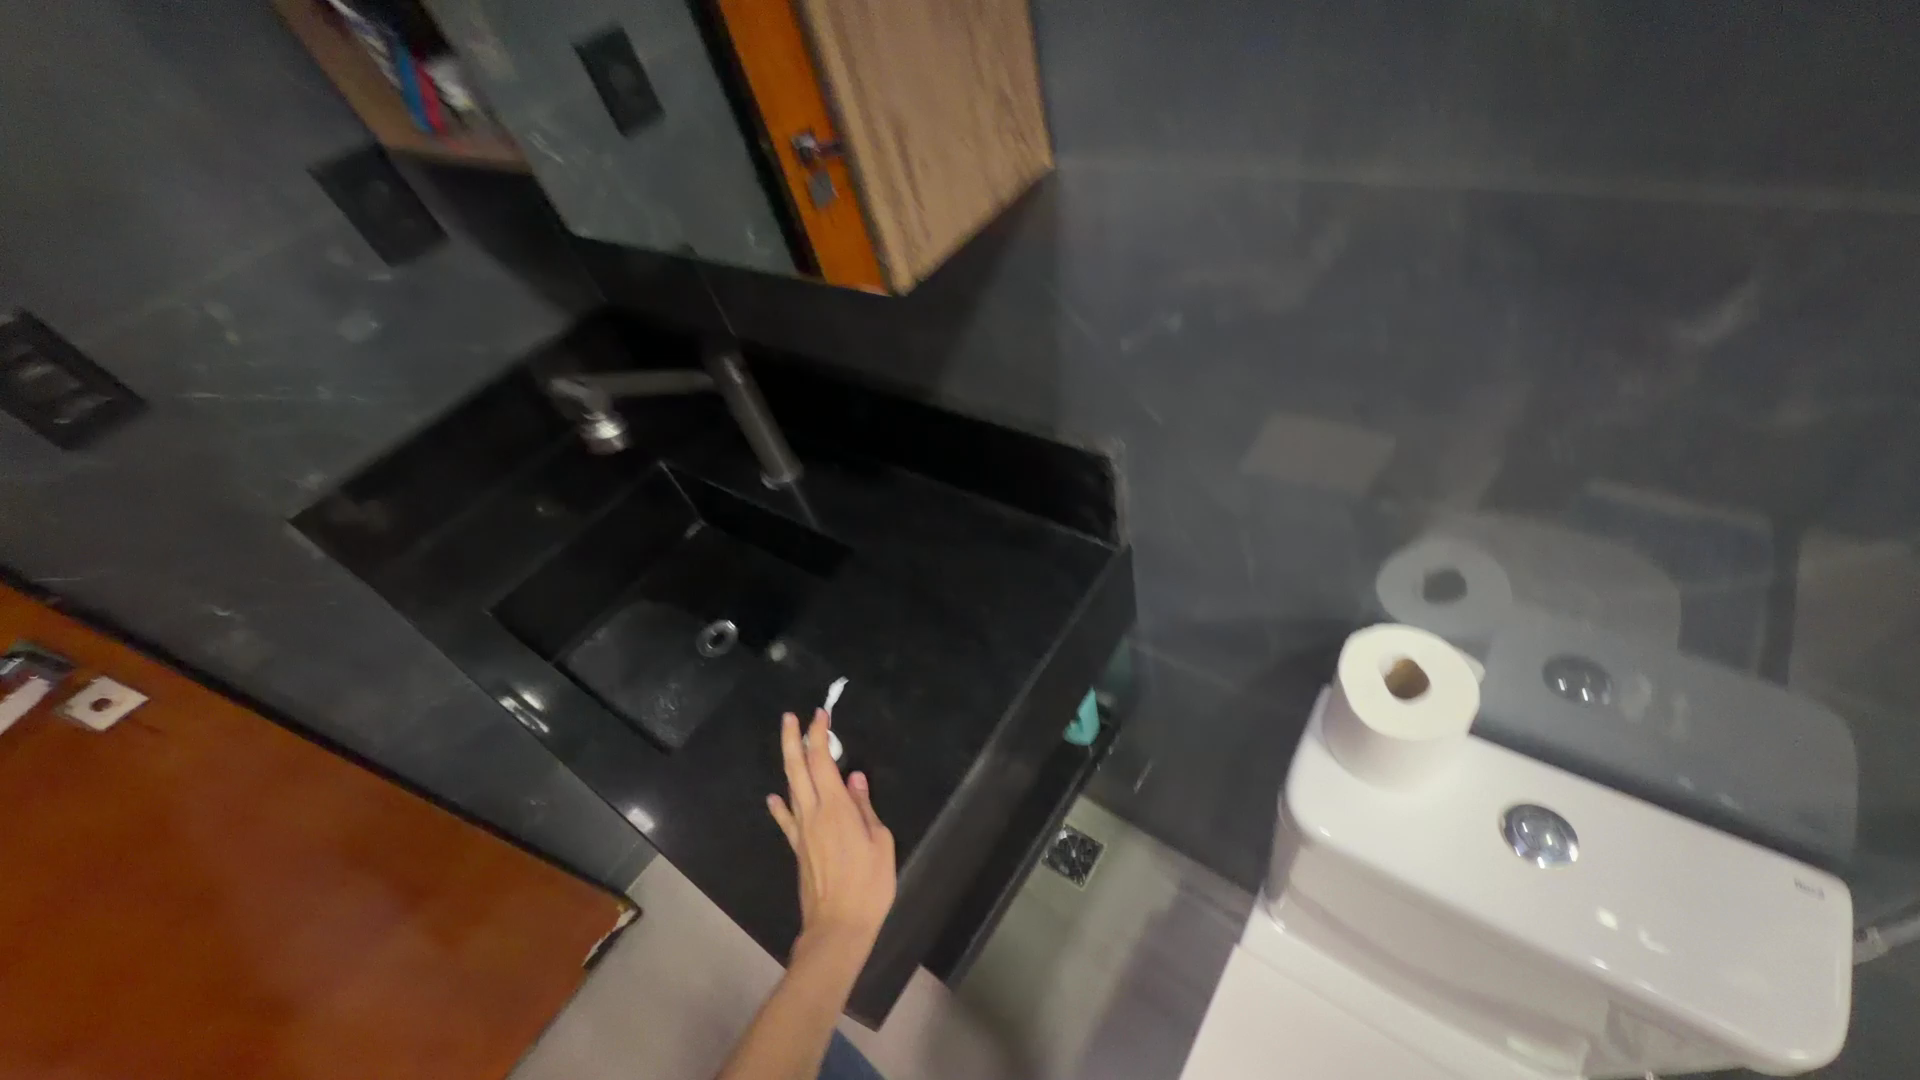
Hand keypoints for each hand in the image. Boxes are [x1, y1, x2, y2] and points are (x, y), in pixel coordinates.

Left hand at [767, 709, 895, 959]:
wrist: (837, 927)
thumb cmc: (868, 885)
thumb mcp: (880, 842)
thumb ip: (865, 808)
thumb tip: (855, 778)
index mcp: (835, 808)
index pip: (822, 761)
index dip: (819, 735)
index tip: (821, 715)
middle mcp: (812, 813)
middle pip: (797, 769)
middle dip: (793, 740)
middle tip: (791, 717)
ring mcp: (801, 832)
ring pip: (791, 789)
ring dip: (790, 764)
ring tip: (791, 745)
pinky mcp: (798, 850)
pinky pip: (787, 819)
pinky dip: (780, 805)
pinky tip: (774, 797)